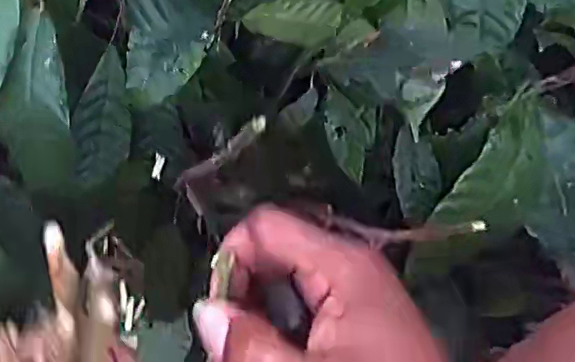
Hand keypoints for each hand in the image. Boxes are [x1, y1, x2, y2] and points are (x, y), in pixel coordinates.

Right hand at [194, 208, 443, 361]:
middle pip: (278, 247)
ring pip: (293, 277)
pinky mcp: (370, 318)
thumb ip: (252, 344)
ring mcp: (364, 288)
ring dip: (265, 308)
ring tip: (253, 347)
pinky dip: (290, 321)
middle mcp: (353, 260)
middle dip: (246, 287)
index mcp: (342, 260)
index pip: (266, 225)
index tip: (216, 311)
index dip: (232, 259)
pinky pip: (314, 301)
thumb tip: (205, 311)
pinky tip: (283, 350)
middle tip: (230, 338)